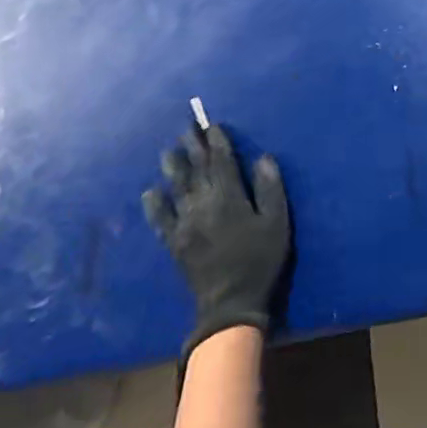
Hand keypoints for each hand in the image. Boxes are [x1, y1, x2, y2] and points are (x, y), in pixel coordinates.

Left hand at [143, 125, 289, 352]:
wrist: (231, 302)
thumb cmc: (260, 261)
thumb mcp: (277, 223)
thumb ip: (270, 189)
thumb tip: (264, 157)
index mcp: (230, 196)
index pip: (221, 160)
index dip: (216, 141)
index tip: (212, 125)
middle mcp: (204, 202)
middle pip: (195, 167)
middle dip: (191, 145)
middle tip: (186, 127)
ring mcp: (185, 221)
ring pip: (175, 186)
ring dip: (172, 166)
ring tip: (168, 150)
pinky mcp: (173, 240)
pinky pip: (160, 217)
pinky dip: (154, 203)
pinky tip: (150, 191)